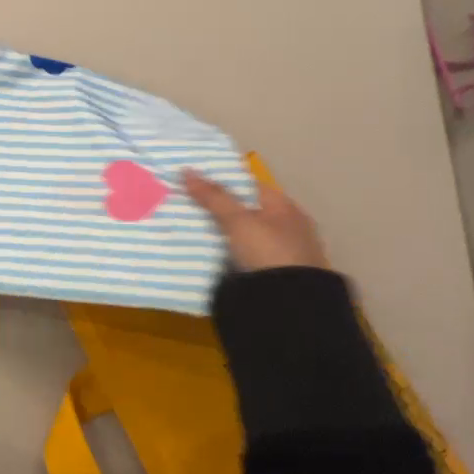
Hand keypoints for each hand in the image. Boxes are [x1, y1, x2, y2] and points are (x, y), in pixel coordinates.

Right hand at [184, 170, 328, 271]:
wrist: (291, 303)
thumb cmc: (268, 251)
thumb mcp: (238, 221)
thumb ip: (213, 196)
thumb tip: (186, 170)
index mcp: (286, 208)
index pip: (248, 185)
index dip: (221, 181)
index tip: (191, 181)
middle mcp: (288, 226)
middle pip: (244, 209)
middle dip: (216, 207)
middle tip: (183, 203)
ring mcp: (282, 251)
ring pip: (242, 232)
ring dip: (220, 230)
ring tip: (186, 225)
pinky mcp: (274, 272)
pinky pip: (242, 252)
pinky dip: (225, 249)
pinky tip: (205, 248)